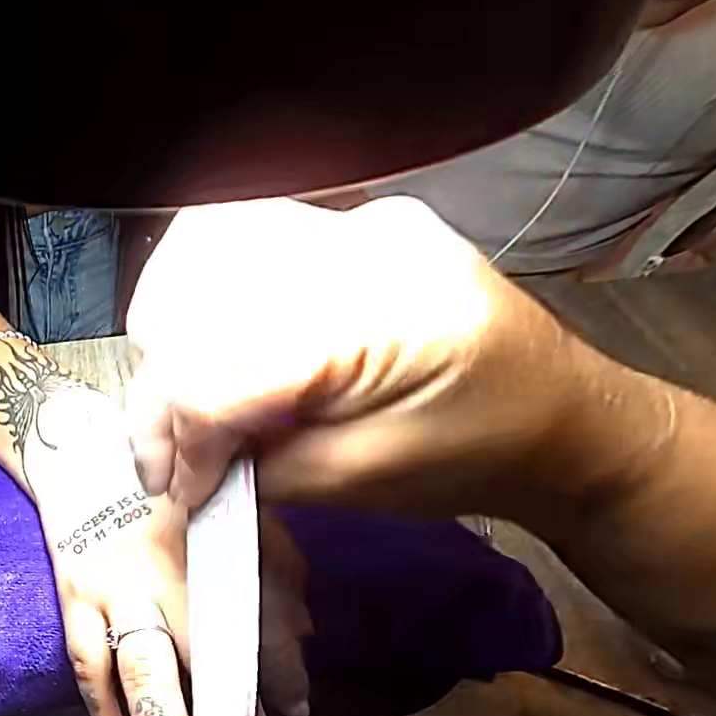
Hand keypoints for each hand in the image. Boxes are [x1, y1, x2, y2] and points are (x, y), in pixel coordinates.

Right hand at [20, 391, 310, 715]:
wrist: (84, 463)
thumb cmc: (169, 494)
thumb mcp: (235, 515)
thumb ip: (272, 575)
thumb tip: (296, 639)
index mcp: (210, 550)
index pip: (254, 630)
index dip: (278, 682)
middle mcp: (161, 578)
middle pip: (196, 665)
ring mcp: (110, 591)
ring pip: (138, 672)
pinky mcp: (71, 599)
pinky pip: (84, 661)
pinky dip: (101, 702)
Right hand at [124, 196, 642, 522]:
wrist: (556, 416)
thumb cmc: (473, 454)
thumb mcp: (348, 482)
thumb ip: (247, 470)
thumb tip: (178, 467)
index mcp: (380, 321)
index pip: (221, 379)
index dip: (184, 443)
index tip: (182, 489)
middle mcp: (357, 249)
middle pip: (189, 316)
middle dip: (159, 401)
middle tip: (167, 457)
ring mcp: (346, 226)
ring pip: (189, 260)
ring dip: (162, 341)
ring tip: (177, 400)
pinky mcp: (333, 229)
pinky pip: (220, 243)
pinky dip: (185, 303)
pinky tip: (195, 348)